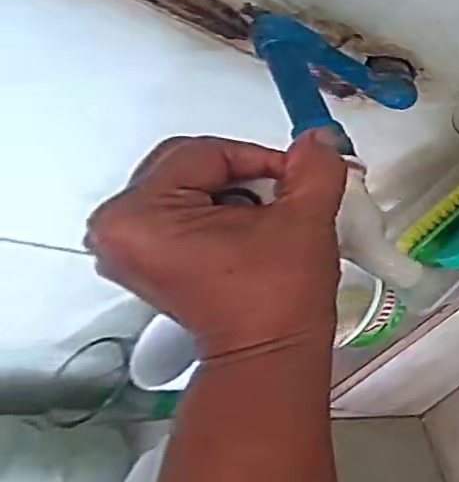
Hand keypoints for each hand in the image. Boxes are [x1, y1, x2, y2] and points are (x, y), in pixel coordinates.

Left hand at [87, 132, 346, 359]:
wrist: (272, 342)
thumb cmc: (281, 286)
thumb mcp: (307, 217)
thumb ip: (315, 169)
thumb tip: (318, 138)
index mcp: (141, 214)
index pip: (205, 153)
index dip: (265, 160)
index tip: (303, 181)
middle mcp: (117, 226)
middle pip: (189, 165)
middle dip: (249, 173)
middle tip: (290, 196)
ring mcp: (128, 244)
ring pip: (191, 186)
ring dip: (242, 191)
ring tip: (277, 218)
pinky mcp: (148, 256)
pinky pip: (186, 210)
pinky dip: (228, 210)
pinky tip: (259, 231)